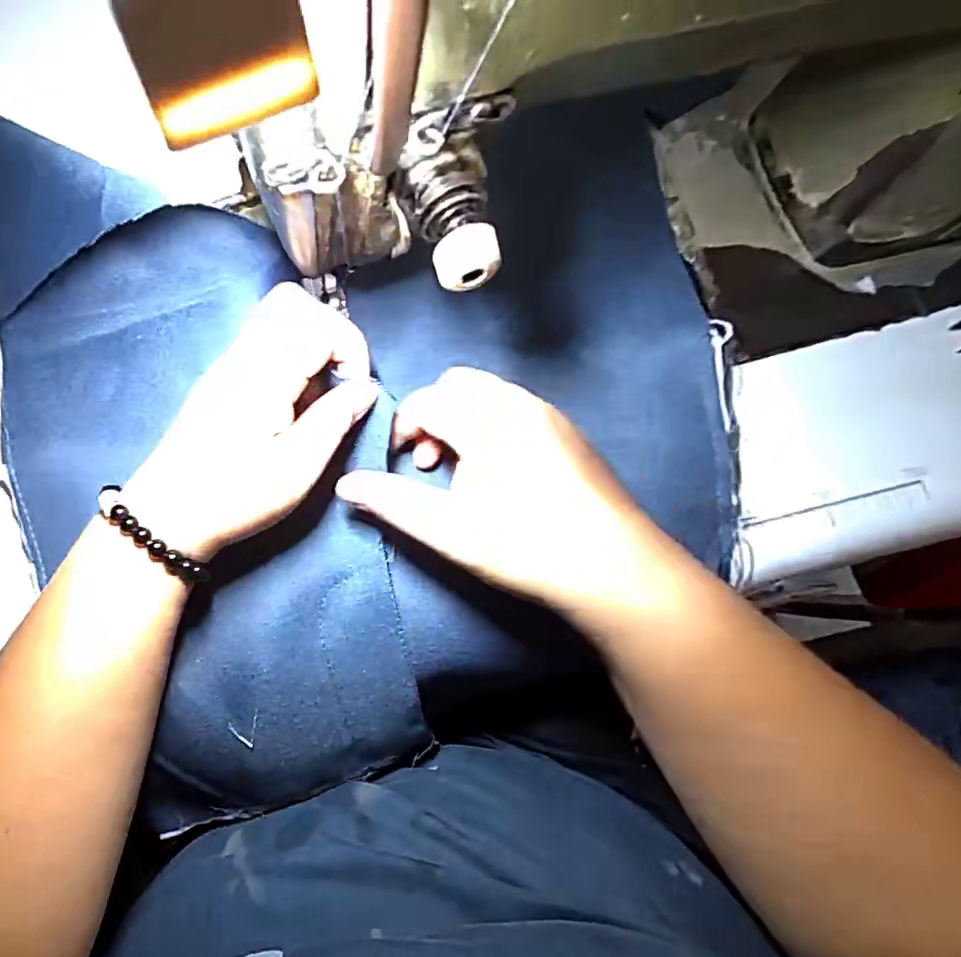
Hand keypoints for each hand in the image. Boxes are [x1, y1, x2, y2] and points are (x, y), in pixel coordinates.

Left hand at [122, 283, 378, 559]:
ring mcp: (225, 363)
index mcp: (264, 374)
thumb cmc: (234, 497)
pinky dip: (289, 354)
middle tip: (340, 381)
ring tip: (317, 393)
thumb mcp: (297, 469)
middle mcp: (241, 355)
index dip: (352, 351)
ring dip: (310, 342)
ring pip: (275, 315)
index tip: (355, 393)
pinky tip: (291, 400)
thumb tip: (365, 389)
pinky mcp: (219, 378)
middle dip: (332, 334)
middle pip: (294, 302)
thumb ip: (335, 420)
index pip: (322, 324)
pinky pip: (261, 340)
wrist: (167, 515)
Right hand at [334, 367, 704, 625]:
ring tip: (463, 474)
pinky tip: (502, 477)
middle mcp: (521, 403)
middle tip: (430, 465)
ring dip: (463, 422)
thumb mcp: (449, 530)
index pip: (428, 400)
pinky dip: (493, 427)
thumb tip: (346, 485)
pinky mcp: (571, 434)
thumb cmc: (524, 546)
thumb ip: (393, 502)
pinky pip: (518, 410)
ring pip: (490, 396)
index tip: (399, 464)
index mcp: (488, 419)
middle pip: (459, 385)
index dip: (403, 428)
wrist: (614, 568)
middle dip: (433, 416)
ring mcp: (551, 416)